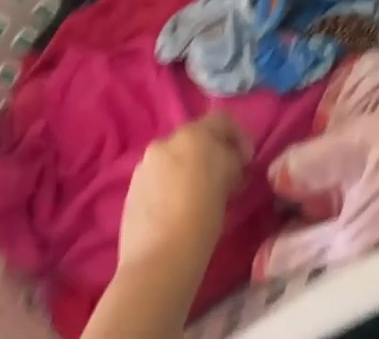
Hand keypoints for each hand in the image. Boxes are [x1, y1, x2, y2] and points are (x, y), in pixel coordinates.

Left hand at [116, 112, 248, 274]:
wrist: (159, 257)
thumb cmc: (204, 216)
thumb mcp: (232, 182)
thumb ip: (232, 162)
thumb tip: (230, 163)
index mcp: (196, 135)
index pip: (223, 121)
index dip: (239, 137)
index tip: (246, 162)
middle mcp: (167, 141)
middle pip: (196, 137)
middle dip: (211, 152)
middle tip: (224, 177)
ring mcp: (146, 164)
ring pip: (175, 156)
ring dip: (189, 166)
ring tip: (198, 193)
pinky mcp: (132, 186)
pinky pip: (159, 174)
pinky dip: (170, 181)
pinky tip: (176, 205)